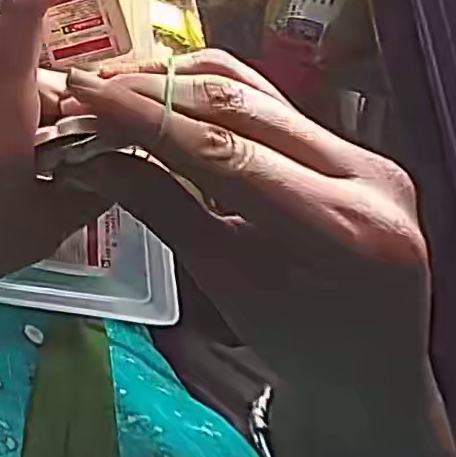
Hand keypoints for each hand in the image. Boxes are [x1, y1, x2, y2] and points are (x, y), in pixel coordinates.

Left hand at [0, 0, 108, 314]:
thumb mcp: (39, 225)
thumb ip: (90, 186)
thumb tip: (122, 159)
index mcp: (1, 99)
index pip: (24, 10)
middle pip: (43, 74)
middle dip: (74, 115)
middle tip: (86, 176)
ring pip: (20, 96)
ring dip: (43, 132)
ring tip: (41, 194)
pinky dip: (16, 135)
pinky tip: (12, 185)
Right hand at [62, 51, 455, 456]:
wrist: (371, 376)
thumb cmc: (295, 346)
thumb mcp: (220, 279)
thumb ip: (157, 205)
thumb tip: (87, 159)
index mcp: (342, 226)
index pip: (219, 149)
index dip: (142, 116)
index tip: (84, 93)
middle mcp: (364, 173)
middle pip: (234, 104)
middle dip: (149, 91)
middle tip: (87, 91)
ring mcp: (359, 152)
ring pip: (248, 86)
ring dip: (172, 80)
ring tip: (113, 87)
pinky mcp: (343, 143)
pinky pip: (261, 96)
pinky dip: (201, 88)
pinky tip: (159, 93)